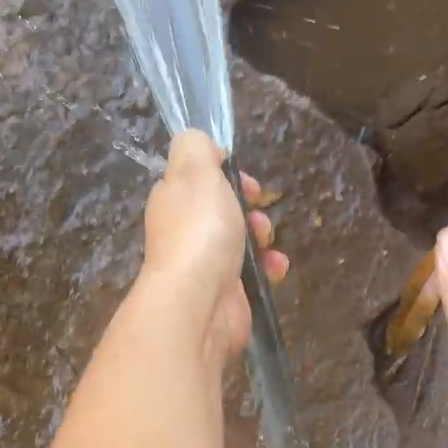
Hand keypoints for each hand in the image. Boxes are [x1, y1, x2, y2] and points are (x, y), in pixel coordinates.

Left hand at [136, 131, 286, 362]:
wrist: (198, 302)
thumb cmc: (199, 230)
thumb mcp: (194, 169)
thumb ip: (195, 146)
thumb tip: (202, 145)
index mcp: (172, 200)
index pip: (198, 178)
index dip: (224, 173)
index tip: (243, 179)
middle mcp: (183, 231)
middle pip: (222, 208)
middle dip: (248, 206)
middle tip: (257, 212)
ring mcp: (203, 264)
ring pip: (240, 240)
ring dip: (262, 235)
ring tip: (266, 241)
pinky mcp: (224, 294)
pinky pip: (253, 274)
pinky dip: (269, 268)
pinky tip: (275, 267)